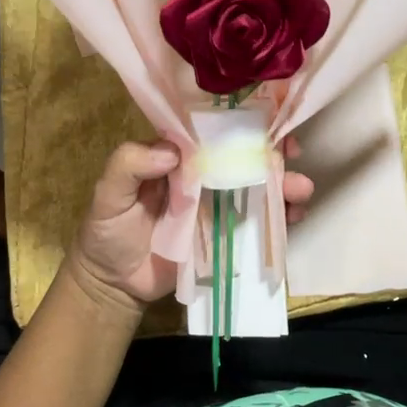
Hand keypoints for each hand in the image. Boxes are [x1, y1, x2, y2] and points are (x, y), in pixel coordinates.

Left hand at [69, 138, 313, 313]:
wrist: (113, 284)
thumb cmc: (107, 231)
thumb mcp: (108, 194)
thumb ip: (128, 165)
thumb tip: (170, 151)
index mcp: (176, 157)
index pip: (211, 131)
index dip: (240, 123)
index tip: (264, 123)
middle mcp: (201, 176)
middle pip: (242, 158)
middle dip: (272, 154)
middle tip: (293, 156)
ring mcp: (217, 207)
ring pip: (256, 188)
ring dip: (282, 185)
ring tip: (299, 190)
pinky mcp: (226, 236)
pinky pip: (258, 223)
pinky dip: (280, 217)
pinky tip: (294, 216)